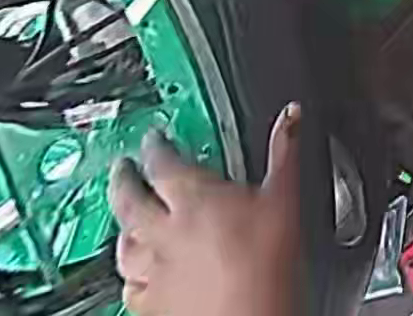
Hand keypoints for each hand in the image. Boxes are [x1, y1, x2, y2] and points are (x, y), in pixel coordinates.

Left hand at [108, 104, 303, 315]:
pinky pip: (129, 286)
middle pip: (129, 202)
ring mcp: (155, 272)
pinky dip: (129, 273)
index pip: (163, 165)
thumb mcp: (285, 193)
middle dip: (122, 181)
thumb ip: (284, 149)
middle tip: (121, 168)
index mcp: (196, 199)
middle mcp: (167, 233)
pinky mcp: (153, 305)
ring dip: (122, 226)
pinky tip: (136, 273)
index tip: (152, 139)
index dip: (154, 147)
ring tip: (125, 217)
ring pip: (124, 245)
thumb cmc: (268, 260)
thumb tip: (290, 115)